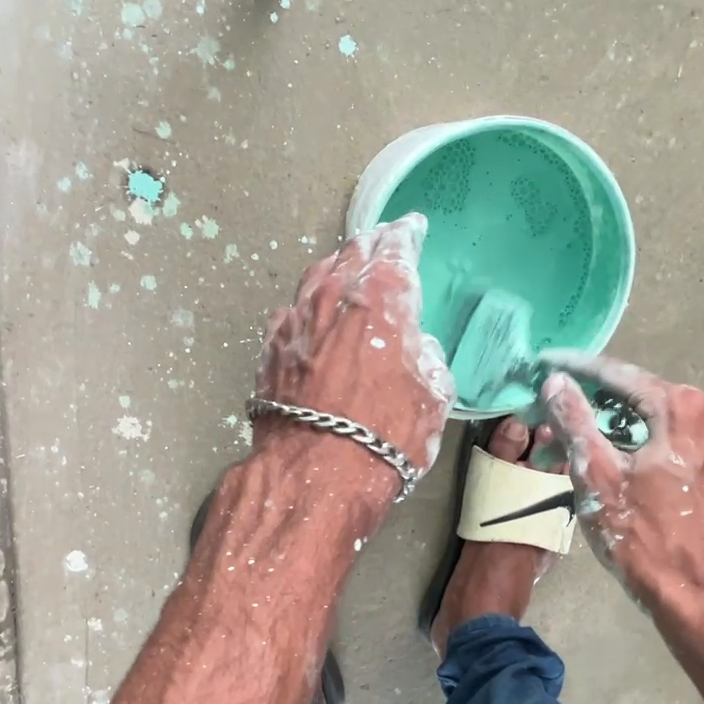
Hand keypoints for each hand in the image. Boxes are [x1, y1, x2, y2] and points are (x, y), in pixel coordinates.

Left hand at [254, 214, 455, 478]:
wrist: (313, 475)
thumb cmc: (385, 437)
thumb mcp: (433, 400)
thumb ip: (428, 361)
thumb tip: (416, 349)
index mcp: (383, 300)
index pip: (397, 250)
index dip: (406, 236)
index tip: (412, 228)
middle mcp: (335, 298)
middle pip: (352, 254)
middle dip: (371, 245)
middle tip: (382, 243)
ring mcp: (296, 320)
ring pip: (317, 277)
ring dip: (336, 269)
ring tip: (347, 269)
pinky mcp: (271, 348)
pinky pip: (294, 311)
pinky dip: (309, 305)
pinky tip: (313, 314)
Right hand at [538, 353, 703, 612]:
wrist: (696, 593)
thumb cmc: (643, 536)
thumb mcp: (597, 475)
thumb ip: (574, 421)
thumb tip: (555, 382)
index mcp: (680, 408)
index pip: (616, 374)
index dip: (575, 368)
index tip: (543, 361)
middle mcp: (703, 414)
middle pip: (633, 392)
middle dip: (590, 396)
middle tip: (549, 399)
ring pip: (646, 416)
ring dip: (607, 420)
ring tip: (567, 429)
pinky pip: (660, 437)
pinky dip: (629, 439)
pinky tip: (603, 452)